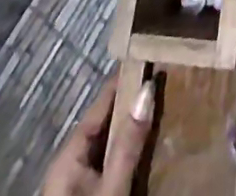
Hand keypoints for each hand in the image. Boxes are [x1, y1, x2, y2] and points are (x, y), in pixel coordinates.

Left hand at [42, 72, 155, 195]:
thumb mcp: (111, 188)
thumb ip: (128, 143)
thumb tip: (147, 90)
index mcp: (68, 155)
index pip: (99, 105)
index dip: (123, 80)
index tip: (150, 54)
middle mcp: (70, 164)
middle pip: (105, 122)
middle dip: (132, 101)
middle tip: (167, 77)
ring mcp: (78, 183)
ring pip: (109, 142)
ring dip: (134, 124)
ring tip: (165, 102)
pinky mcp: (90, 195)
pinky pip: (111, 161)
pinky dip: (131, 148)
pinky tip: (151, 143)